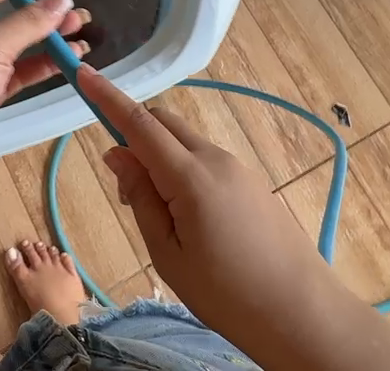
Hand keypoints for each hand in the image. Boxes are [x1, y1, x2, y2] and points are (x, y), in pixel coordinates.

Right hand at [79, 67, 323, 349]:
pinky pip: (203, 159)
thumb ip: (140, 198)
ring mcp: (237, 168)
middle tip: (124, 187)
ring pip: (183, 141)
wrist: (308, 318)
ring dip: (159, 156)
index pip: (138, 122)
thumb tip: (117, 154)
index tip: (82, 72)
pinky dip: (182, 169)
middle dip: (133, 133)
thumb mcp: (168, 255)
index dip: (107, 96)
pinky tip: (191, 221)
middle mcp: (214, 159)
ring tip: (162, 219)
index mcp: (190, 176)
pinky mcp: (251, 182)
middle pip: (162, 122)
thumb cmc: (229, 296)